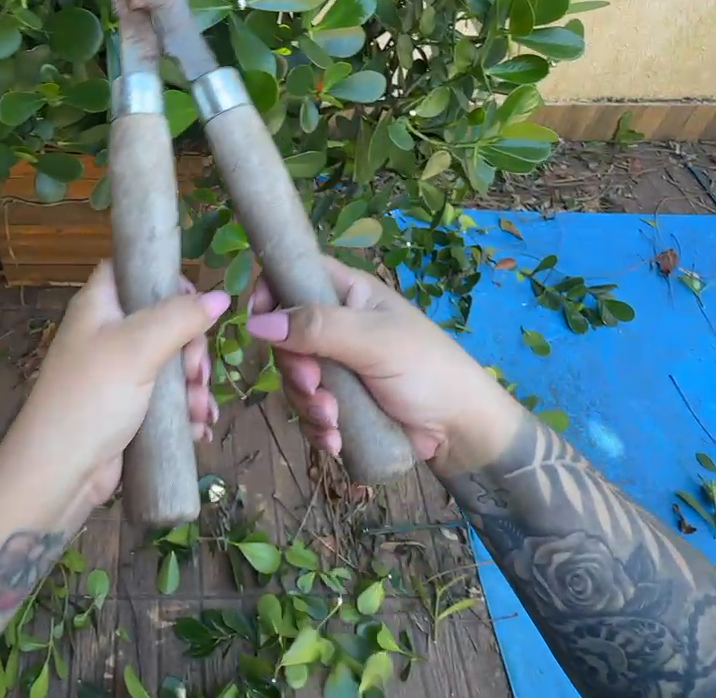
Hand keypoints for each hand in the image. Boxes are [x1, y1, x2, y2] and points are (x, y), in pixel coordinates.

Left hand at [1, 261, 229, 506]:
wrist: (60, 474)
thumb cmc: (92, 397)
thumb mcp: (138, 347)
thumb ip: (181, 318)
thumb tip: (221, 296)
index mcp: (100, 305)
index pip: (133, 269)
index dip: (165, 278)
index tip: (195, 302)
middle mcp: (107, 332)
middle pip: (164, 318)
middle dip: (192, 346)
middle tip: (197, 372)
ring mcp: (118, 371)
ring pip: (171, 361)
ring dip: (194, 383)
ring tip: (200, 409)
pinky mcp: (128, 406)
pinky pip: (167, 397)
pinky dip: (185, 408)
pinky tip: (198, 427)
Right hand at [247, 257, 516, 474]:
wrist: (461, 431)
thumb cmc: (427, 369)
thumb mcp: (373, 341)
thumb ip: (316, 327)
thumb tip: (254, 323)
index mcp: (346, 293)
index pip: (292, 275)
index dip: (268, 292)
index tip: (258, 323)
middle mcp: (335, 324)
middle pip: (284, 334)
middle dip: (295, 367)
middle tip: (316, 386)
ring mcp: (335, 364)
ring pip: (293, 376)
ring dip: (307, 403)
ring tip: (334, 421)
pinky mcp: (338, 400)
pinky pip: (306, 409)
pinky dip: (316, 426)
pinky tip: (335, 440)